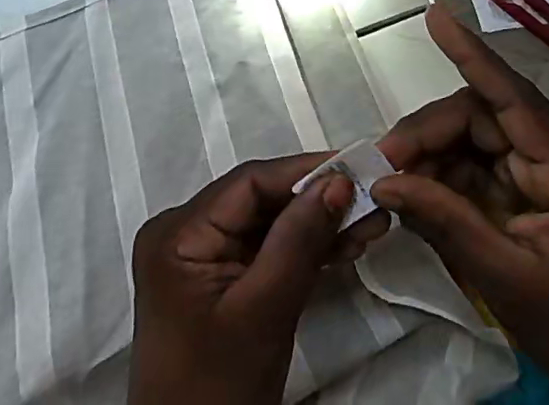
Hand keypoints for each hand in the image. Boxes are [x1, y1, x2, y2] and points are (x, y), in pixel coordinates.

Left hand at [129, 155, 390, 404]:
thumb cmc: (219, 388)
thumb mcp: (262, 313)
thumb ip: (298, 242)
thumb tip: (338, 182)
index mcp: (177, 232)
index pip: (246, 184)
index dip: (302, 171)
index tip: (356, 166)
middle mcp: (184, 233)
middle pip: (257, 201)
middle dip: (314, 199)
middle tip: (371, 195)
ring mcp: (201, 259)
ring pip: (266, 226)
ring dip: (315, 224)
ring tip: (370, 221)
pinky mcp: (220, 283)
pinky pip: (264, 253)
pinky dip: (302, 251)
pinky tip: (343, 245)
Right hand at [371, 6, 548, 404]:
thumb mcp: (508, 279)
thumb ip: (446, 222)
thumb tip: (384, 182)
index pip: (514, 97)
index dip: (472, 54)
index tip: (434, 15)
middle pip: (477, 115)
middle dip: (427, 133)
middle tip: (386, 166)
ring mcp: (537, 170)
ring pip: (467, 136)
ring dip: (428, 155)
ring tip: (397, 186)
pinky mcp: (521, 187)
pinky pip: (468, 164)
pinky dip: (437, 176)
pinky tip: (416, 195)